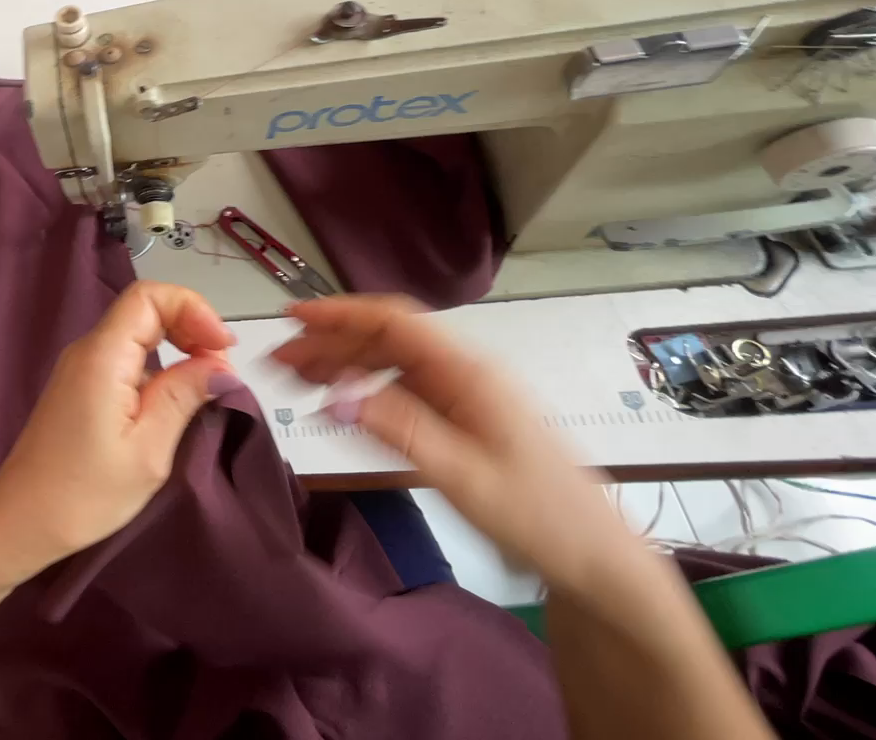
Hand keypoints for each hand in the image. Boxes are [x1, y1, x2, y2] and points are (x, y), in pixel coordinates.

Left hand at [0, 281, 236, 581]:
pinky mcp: (79, 387)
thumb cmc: (84, 493)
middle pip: (144, 310)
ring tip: (206, 390)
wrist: (22, 521)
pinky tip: (175, 402)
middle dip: (191, 328)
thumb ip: (184, 397)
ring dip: (177, 349)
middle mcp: (86, 350)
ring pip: (137, 334)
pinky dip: (158, 368)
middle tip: (221, 372)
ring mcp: (80, 367)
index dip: (193, 308)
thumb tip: (220, 365)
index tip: (223, 348)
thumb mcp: (148, 450)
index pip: (148, 296)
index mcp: (101, 356)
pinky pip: (125, 359)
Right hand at [271, 295, 643, 593]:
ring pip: (387, 362)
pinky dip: (360, 390)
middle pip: (383, 339)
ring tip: (293, 377)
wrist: (598, 562)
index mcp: (468, 372)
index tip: (291, 317)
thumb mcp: (463, 474)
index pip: (394, 321)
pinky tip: (334, 403)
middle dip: (327, 342)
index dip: (340, 313)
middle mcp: (461, 372)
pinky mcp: (457, 417)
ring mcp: (459, 394)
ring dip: (339, 364)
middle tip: (277, 360)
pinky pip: (398, 389)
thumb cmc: (537, 516)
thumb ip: (397, 428)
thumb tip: (334, 394)